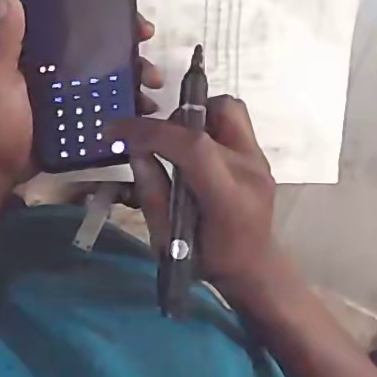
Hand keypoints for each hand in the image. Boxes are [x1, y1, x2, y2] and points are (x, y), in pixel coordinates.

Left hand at [0, 0, 162, 183]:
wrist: (2, 169)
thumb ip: (6, 42)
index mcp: (38, 54)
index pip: (75, 26)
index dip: (104, 18)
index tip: (130, 18)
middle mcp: (58, 69)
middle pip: (100, 50)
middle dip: (129, 48)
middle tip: (147, 51)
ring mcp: (71, 93)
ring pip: (110, 76)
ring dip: (135, 75)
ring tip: (150, 85)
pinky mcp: (80, 116)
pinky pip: (109, 104)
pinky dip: (128, 103)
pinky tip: (143, 108)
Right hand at [111, 97, 293, 308]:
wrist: (253, 268)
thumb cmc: (207, 261)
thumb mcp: (168, 240)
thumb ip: (152, 193)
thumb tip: (136, 151)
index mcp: (228, 198)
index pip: (193, 146)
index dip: (151, 131)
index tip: (118, 131)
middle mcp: (250, 171)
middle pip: (214, 115)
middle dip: (172, 122)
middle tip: (153, 144)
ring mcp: (259, 160)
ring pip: (227, 108)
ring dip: (195, 117)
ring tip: (176, 144)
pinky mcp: (259, 155)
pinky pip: (232, 121)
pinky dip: (206, 125)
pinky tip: (194, 152)